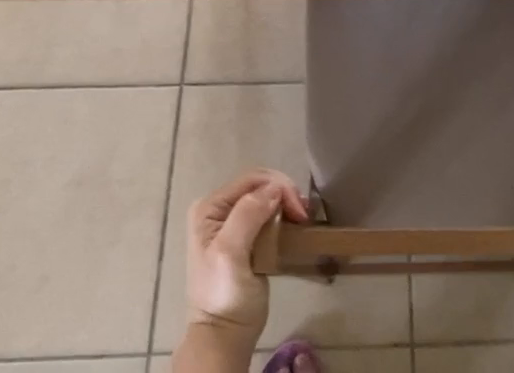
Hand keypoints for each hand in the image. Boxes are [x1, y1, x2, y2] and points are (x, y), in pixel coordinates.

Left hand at [184, 169, 310, 344]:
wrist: (224, 334)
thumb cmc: (223, 294)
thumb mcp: (230, 253)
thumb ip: (247, 216)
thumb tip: (274, 188)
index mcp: (209, 208)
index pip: (250, 180)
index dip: (278, 187)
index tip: (299, 210)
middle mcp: (219, 210)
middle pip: (260, 186)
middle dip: (285, 194)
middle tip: (304, 216)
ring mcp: (234, 224)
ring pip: (267, 199)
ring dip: (287, 204)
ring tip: (303, 220)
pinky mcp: (249, 238)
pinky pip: (270, 215)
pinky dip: (285, 216)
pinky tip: (297, 224)